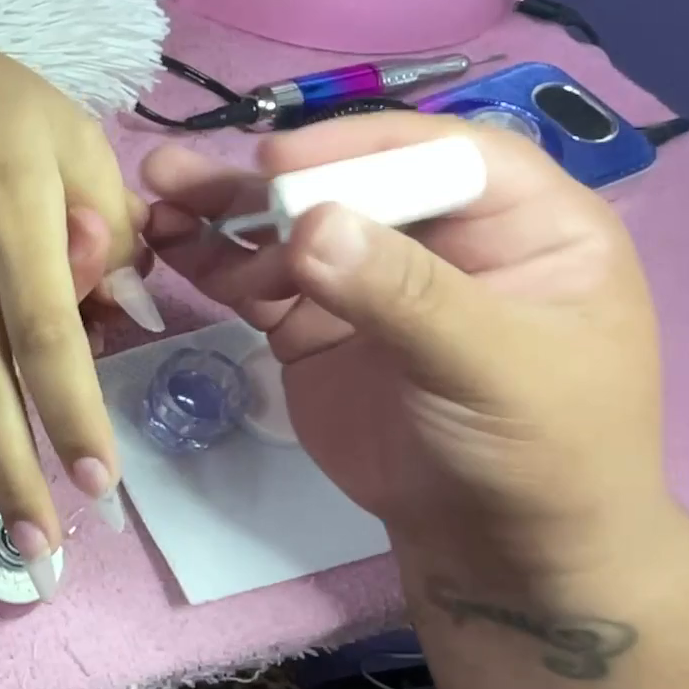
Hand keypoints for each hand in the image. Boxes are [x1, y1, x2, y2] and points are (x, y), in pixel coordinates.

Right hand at [134, 113, 664, 571]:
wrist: (486, 539)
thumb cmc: (534, 449)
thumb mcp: (491, 367)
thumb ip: (404, 294)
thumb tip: (309, 227)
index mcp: (518, 224)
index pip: (437, 157)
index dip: (354, 148)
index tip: (273, 162)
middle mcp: (430, 237)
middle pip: (338, 186)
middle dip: (257, 180)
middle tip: (174, 170)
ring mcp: (359, 279)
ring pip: (282, 230)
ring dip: (216, 214)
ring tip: (154, 197)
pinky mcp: (306, 321)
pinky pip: (251, 280)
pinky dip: (208, 262)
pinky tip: (166, 242)